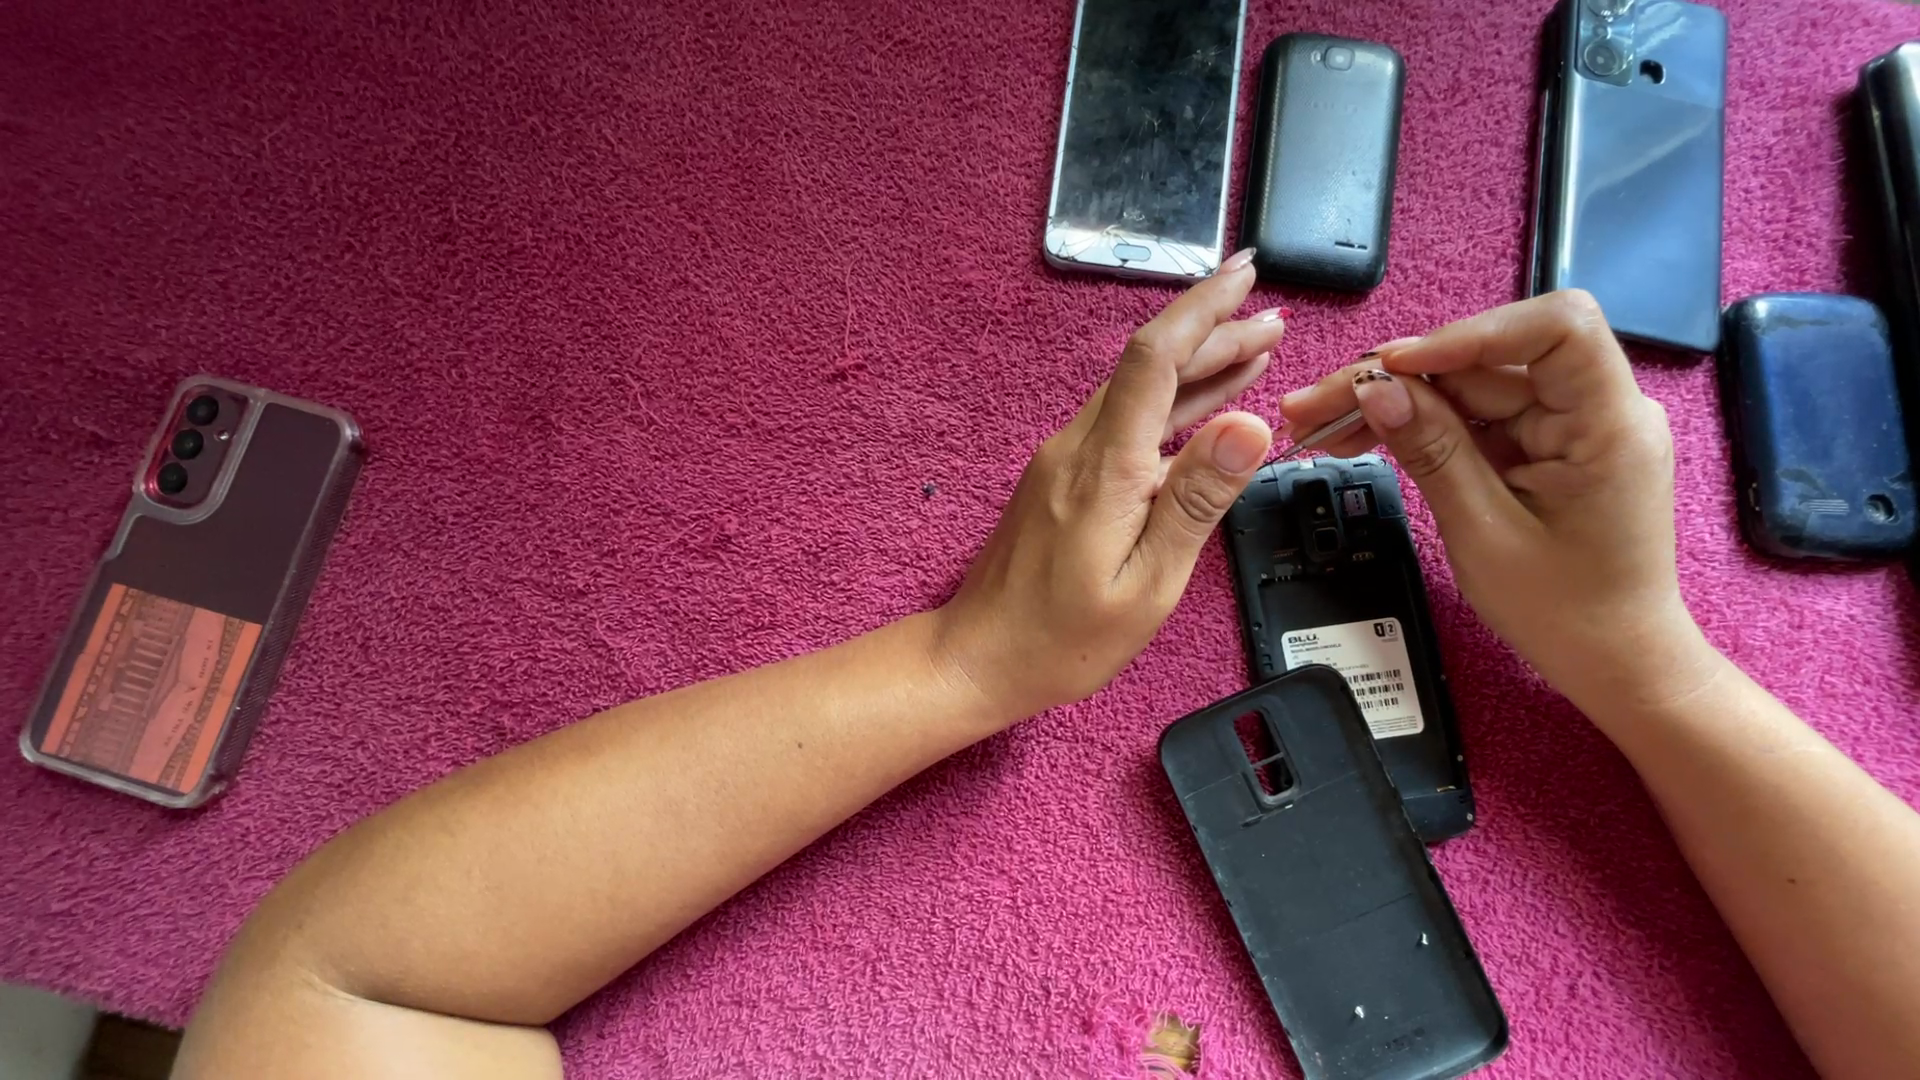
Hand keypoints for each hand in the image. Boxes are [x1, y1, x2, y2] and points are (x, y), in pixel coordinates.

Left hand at [932, 251, 1282, 722]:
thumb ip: (1196, 501)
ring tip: (1254, 349)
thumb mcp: (1146, 584)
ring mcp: (1063, 462)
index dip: (1202, 310)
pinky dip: (1166, 409)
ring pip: (1135, 394)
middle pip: (1147, 368)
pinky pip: (1120, 425)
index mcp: (1104, 469)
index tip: (1244, 274)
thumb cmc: (1062, 638)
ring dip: (1194, 369)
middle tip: (1273, 321)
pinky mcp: (1060, 480)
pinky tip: (1199, 411)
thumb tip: (1249, 425)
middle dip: (1212, 334)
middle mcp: (1077, 449)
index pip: (1153, 360)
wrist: (979, 655)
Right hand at [1276, 290, 1715, 711]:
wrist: (1608, 655)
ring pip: (1461, 388)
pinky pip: (1465, 418)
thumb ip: (1432, 451)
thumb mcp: (1481, 530)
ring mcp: (1560, 425)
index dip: (1467, 335)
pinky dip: (1412, 426)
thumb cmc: (1559, 607)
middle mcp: (1590, 408)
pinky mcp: (1534, 443)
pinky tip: (1357, 437)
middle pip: (1483, 361)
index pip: (1555, 329)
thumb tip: (1376, 390)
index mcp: (1605, 424)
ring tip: (1316, 426)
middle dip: (1393, 377)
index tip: (1391, 367)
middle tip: (1310, 406)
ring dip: (1388, 403)